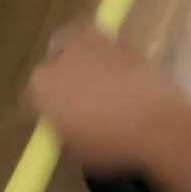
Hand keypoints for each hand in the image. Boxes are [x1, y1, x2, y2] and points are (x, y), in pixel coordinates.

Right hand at [27, 26, 190, 172]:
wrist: (157, 124)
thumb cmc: (112, 146)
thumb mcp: (76, 152)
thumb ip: (64, 132)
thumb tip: (70, 126)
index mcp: (41, 89)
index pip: (33, 95)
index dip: (45, 107)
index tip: (57, 118)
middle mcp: (61, 59)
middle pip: (54, 63)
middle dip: (62, 75)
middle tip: (78, 94)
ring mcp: (92, 45)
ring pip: (78, 42)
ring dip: (83, 55)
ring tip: (97, 74)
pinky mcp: (120, 40)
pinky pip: (108, 41)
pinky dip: (111, 51)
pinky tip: (120, 67)